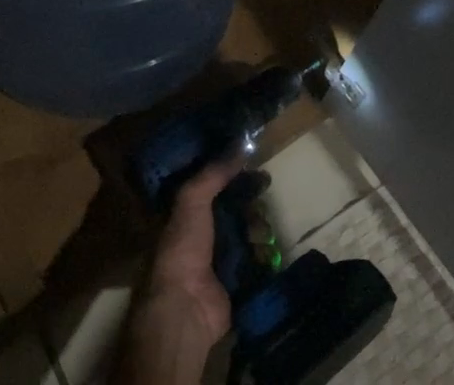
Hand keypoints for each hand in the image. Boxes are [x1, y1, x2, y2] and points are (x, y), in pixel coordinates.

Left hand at [116, 157, 245, 384]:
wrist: (185, 308)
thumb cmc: (182, 248)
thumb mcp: (191, 202)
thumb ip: (213, 174)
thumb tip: (240, 146)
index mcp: (184, 215)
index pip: (211, 187)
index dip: (231, 175)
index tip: (253, 163)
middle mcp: (201, 236)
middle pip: (233, 209)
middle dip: (250, 200)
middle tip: (265, 189)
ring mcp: (219, 261)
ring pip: (247, 234)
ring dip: (258, 227)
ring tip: (263, 228)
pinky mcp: (237, 282)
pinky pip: (257, 262)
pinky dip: (265, 255)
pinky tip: (270, 249)